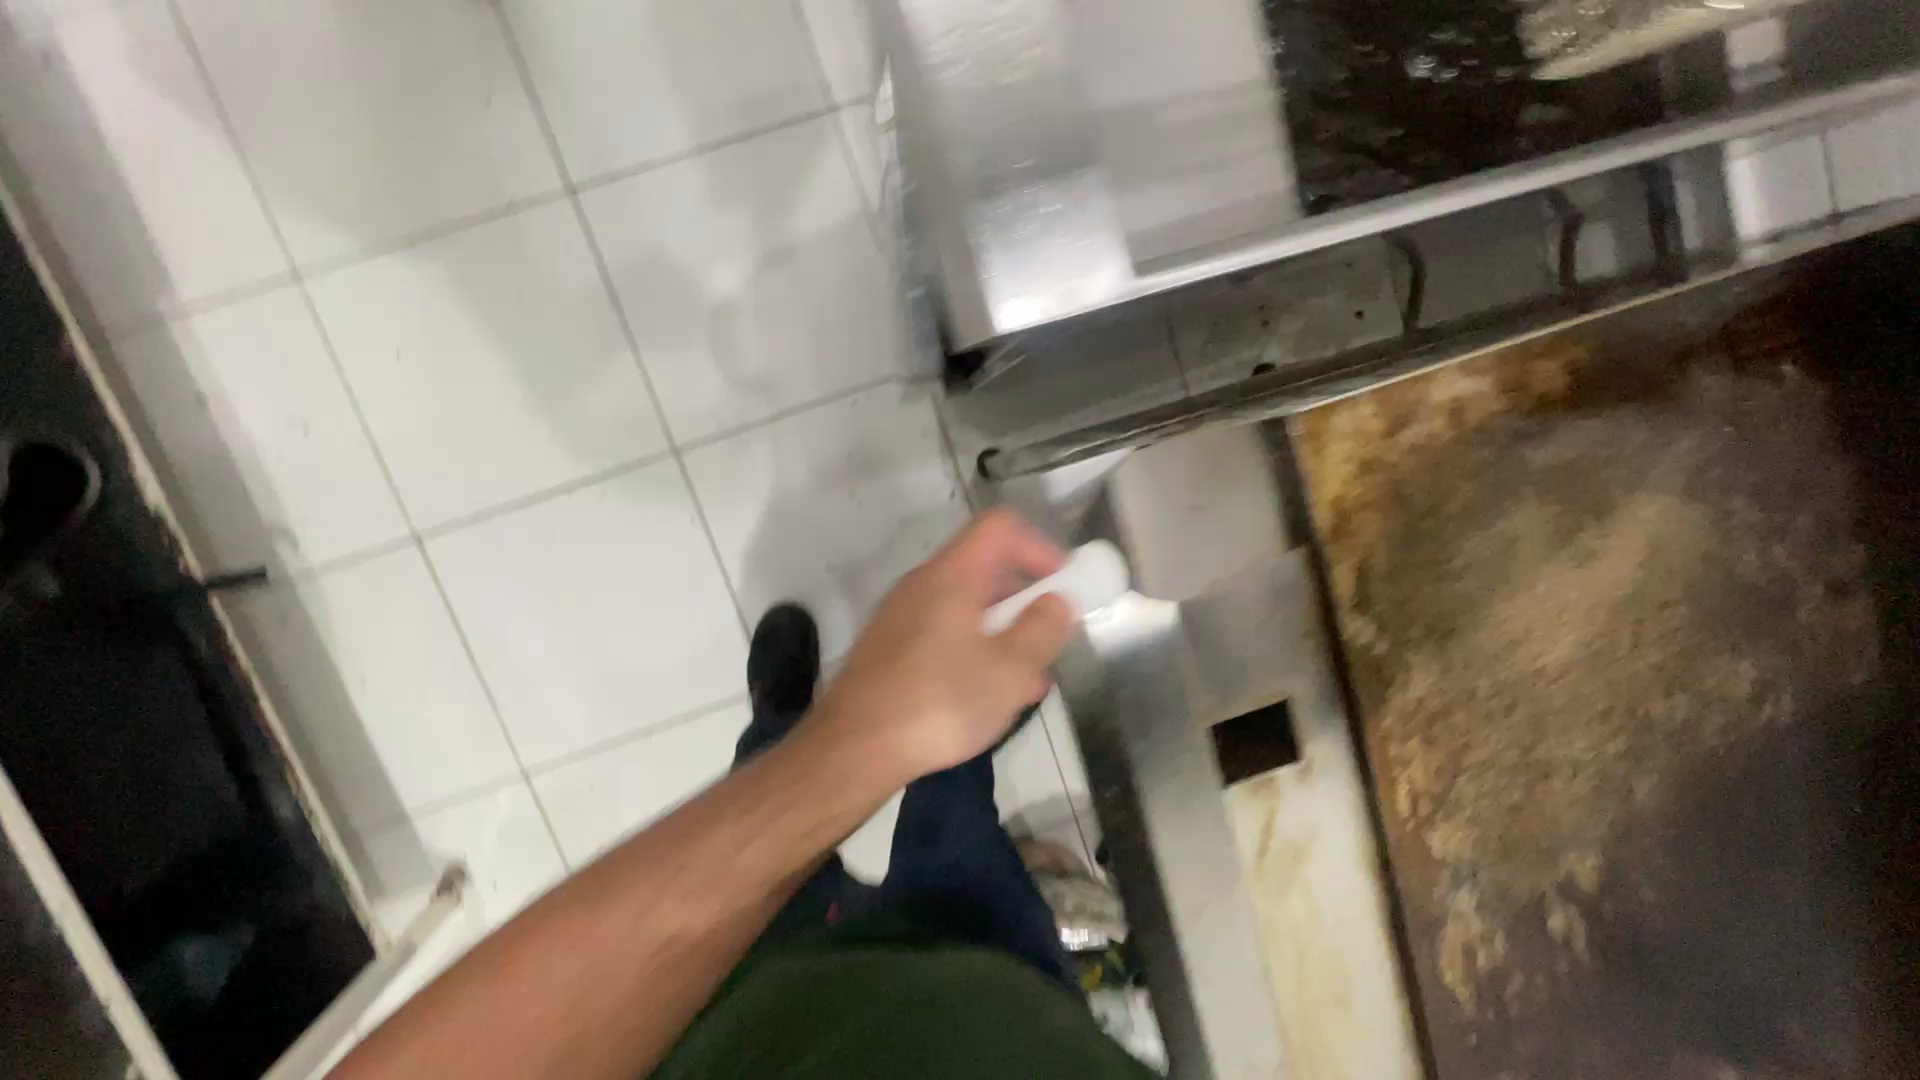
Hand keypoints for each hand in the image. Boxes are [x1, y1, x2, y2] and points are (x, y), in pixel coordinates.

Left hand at [810, 508, 1076, 785]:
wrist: (853, 748)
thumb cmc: (938, 703)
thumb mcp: (1008, 670)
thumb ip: (1041, 630)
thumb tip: (1057, 602)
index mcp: (951, 576)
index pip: (999, 528)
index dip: (1038, 546)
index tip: (1063, 584)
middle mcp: (921, 585)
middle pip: (983, 567)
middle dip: (1024, 597)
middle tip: (1050, 635)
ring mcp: (900, 616)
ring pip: (964, 607)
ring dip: (1002, 631)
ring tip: (1027, 677)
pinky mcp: (889, 649)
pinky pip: (943, 634)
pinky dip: (973, 650)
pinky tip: (987, 695)